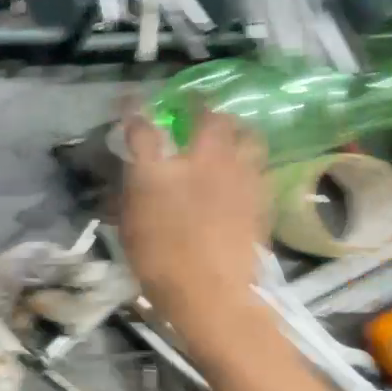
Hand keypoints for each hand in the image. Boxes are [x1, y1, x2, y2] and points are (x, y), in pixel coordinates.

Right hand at [119, 107, 266, 320]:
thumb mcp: (130, 225)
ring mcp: (237, 176)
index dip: (134, 110)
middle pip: (207, 118)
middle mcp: (200, 163)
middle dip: (199, 105)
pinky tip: (241, 166)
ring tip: (227, 129)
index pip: (142, 128)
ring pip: (245, 134)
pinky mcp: (261, 195)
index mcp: (157, 171)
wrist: (212, 291)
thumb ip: (132, 193)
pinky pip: (258, 163)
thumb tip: (134, 177)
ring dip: (234, 127)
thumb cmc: (157, 261)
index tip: (130, 98)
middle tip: (194, 103)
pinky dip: (248, 158)